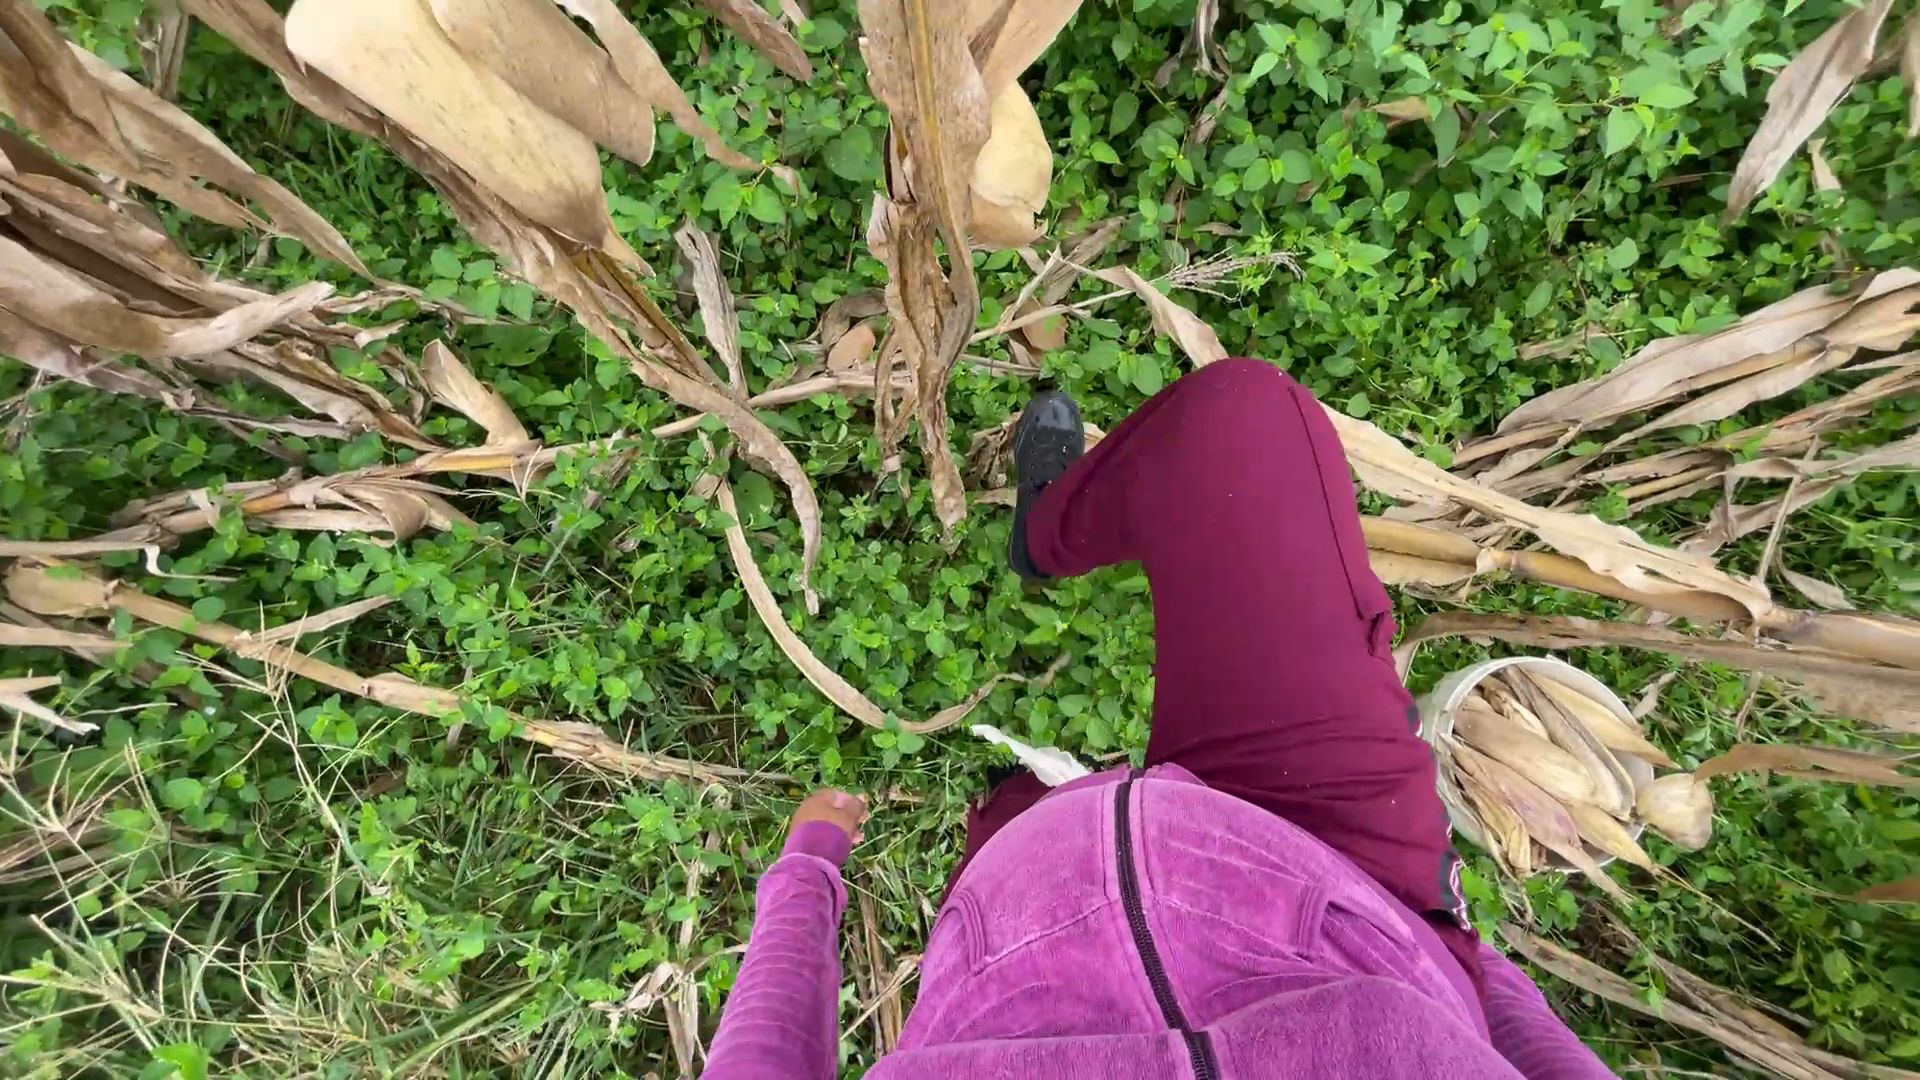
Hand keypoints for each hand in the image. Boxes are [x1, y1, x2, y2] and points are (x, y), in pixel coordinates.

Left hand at [791, 789, 867, 844]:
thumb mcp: (849, 817)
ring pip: (826, 824)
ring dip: (842, 830)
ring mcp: (801, 825)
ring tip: (856, 840)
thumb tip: (861, 798)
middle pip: (831, 810)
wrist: (809, 859)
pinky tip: (842, 847)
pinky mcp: (799, 841)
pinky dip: (831, 839)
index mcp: (817, 798)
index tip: (862, 812)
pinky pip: (819, 836)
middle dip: (847, 818)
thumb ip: (856, 806)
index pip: (837, 795)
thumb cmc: (832, 832)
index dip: (852, 802)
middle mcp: (806, 808)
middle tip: (860, 826)